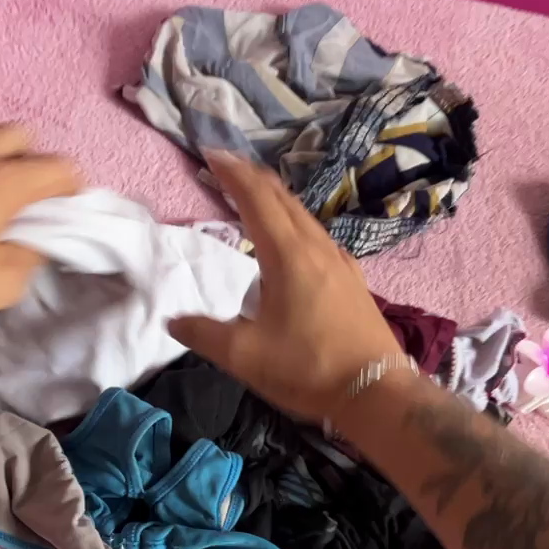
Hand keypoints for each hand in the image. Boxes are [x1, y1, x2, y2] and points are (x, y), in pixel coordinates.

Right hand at [170, 153, 404, 421]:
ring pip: (303, 217)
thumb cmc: (307, 369)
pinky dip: (295, 224)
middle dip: (252, 178)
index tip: (211, 155)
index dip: (232, 175)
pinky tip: (293, 241)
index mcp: (287, 257)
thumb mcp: (244, 356)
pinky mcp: (351, 281)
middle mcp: (316, 249)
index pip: (256, 200)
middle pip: (282, 200)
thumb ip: (204, 334)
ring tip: (253, 197)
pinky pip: (318, 237)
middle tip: (226, 166)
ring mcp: (339, 263)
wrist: (375, 392)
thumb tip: (173, 320)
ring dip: (275, 200)